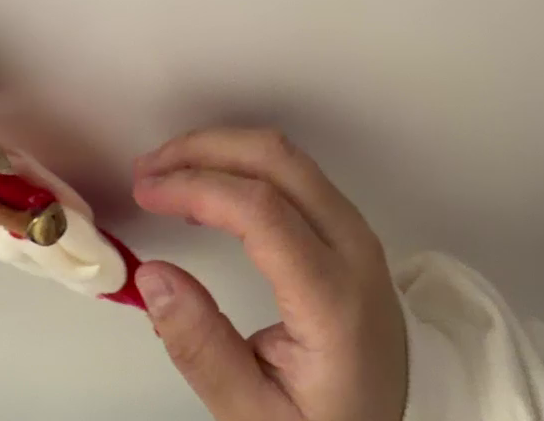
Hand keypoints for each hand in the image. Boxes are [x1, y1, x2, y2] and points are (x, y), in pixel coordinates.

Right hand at [132, 129, 407, 420]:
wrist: (396, 416)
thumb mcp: (257, 416)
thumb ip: (203, 349)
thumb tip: (152, 277)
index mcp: (334, 300)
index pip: (263, 212)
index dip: (198, 188)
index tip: (148, 192)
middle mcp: (352, 247)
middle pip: (276, 160)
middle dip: (202, 150)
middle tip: (149, 170)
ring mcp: (352, 228)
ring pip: (284, 154)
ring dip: (219, 149)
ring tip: (166, 172)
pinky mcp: (344, 222)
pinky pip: (291, 169)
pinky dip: (240, 162)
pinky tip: (205, 183)